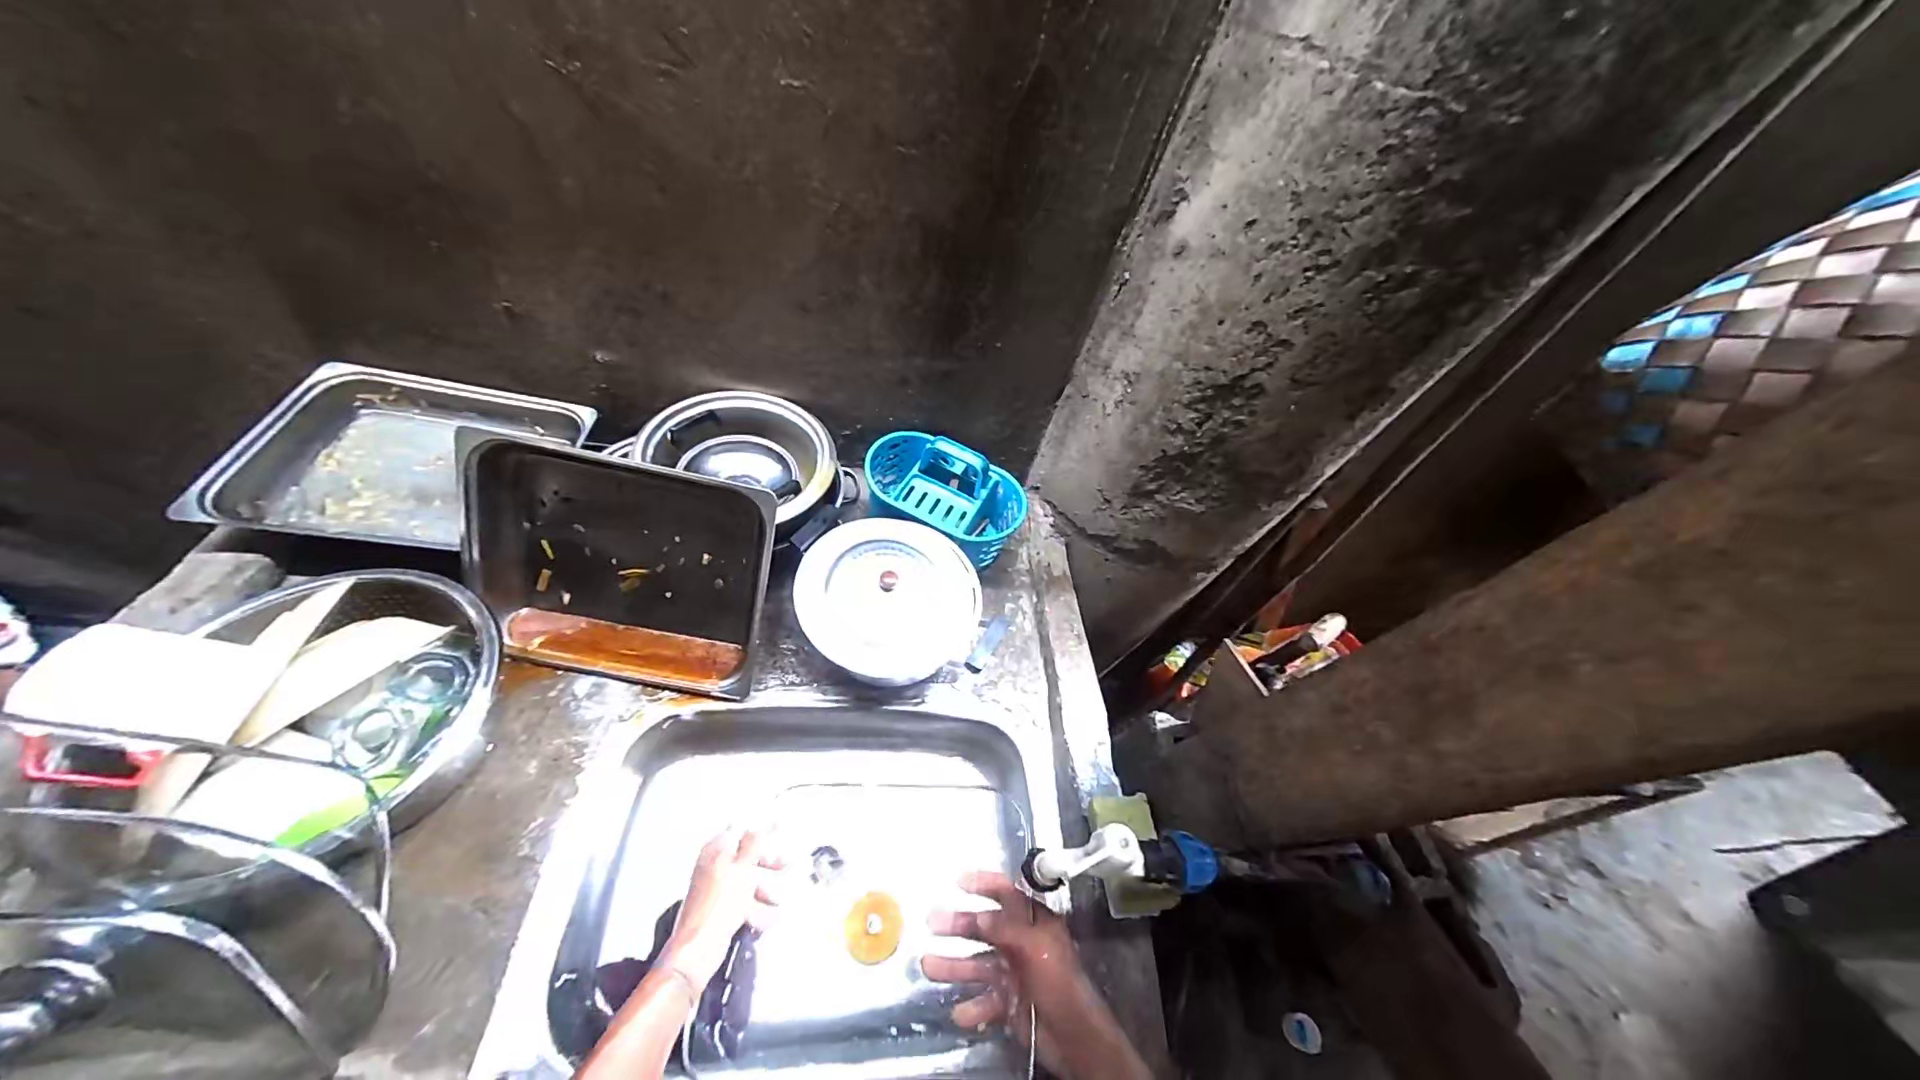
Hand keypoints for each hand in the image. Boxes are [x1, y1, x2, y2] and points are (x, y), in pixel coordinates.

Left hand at [663, 827, 784, 984]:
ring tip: (773, 901)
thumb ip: (754, 843)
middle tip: (786, 864)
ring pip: (751, 882)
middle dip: (769, 863)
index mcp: (716, 851)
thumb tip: (762, 821)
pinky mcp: (724, 912)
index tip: (782, 830)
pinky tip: (764, 918)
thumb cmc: (718, 905)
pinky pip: (748, 904)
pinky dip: (758, 909)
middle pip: (750, 856)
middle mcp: (716, 867)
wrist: (698, 951)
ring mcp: (720, 890)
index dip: (763, 830)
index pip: (742, 830)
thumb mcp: (741, 868)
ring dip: (766, 891)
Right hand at [925, 872, 1150, 1079]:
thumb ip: (1006, 929)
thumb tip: (979, 915)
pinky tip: (960, 1012)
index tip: (960, 881)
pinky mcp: (1011, 1003)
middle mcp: (1024, 944)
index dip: (986, 884)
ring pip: (980, 964)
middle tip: (932, 922)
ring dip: (954, 966)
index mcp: (1036, 924)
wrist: (1075, 1038)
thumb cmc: (1060, 984)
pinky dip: (972, 1006)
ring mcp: (1016, 973)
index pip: (1009, 895)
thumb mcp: (1035, 948)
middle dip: (960, 925)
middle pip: (987, 928)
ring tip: (928, 966)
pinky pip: (986, 1000)